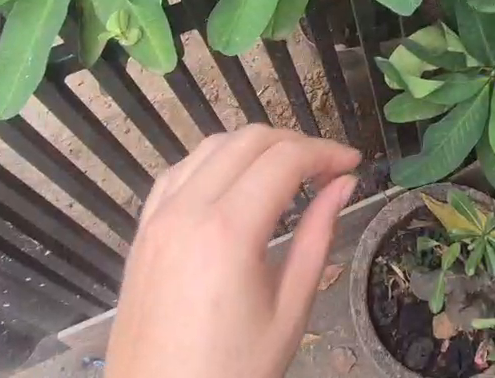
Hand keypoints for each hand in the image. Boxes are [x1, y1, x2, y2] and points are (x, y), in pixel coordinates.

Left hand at [106, 125, 359, 377]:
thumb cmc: (231, 373)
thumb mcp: (288, 312)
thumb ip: (318, 237)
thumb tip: (344, 184)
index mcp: (227, 232)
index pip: (286, 159)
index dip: (325, 151)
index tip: (352, 162)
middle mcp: (188, 211)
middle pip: (250, 139)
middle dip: (295, 143)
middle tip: (326, 168)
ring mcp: (158, 218)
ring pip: (213, 145)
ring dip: (255, 146)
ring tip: (286, 171)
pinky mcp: (142, 231)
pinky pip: (179, 171)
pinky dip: (214, 161)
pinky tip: (234, 181)